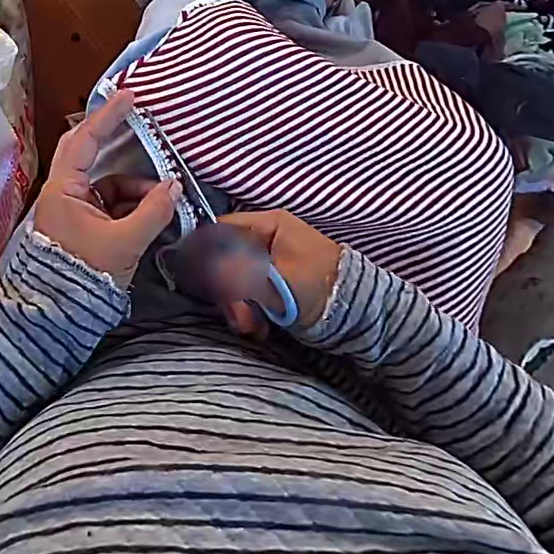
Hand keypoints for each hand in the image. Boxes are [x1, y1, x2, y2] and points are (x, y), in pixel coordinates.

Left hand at [33, 90, 179, 284]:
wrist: (58, 314)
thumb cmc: (84, 274)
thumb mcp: (124, 243)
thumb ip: (153, 211)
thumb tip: (175, 186)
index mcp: (63, 190)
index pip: (84, 140)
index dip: (107, 117)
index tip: (129, 96)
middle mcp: (65, 192)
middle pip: (90, 153)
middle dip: (116, 141)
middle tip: (141, 124)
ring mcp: (75, 208)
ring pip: (108, 182)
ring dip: (136, 185)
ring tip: (163, 198)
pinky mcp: (86, 223)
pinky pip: (113, 201)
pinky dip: (134, 202)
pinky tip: (154, 211)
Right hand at [214, 210, 342, 337]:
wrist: (354, 312)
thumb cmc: (318, 284)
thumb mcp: (276, 277)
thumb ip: (238, 271)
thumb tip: (205, 268)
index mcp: (269, 224)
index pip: (222, 229)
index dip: (206, 252)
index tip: (200, 279)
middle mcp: (264, 239)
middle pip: (224, 259)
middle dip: (228, 292)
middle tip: (240, 317)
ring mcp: (266, 262)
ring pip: (233, 281)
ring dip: (238, 307)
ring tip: (252, 327)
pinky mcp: (269, 285)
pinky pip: (246, 295)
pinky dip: (249, 312)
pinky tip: (259, 329)